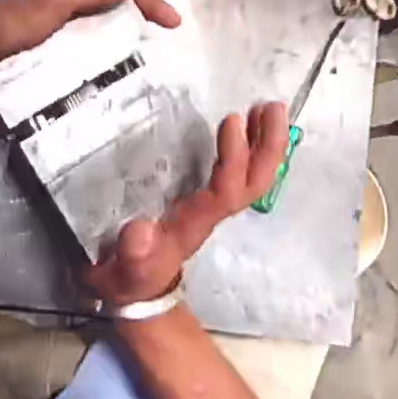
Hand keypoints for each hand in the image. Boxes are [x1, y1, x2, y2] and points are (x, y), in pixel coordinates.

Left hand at [0, 0, 181, 64]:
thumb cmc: (14, 23)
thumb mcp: (58, 1)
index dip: (148, 2)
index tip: (173, 23)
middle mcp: (64, 7)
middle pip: (111, 9)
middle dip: (139, 21)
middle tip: (162, 45)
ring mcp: (53, 31)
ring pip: (98, 31)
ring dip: (122, 43)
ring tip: (142, 65)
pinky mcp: (44, 53)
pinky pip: (82, 52)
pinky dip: (100, 58)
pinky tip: (107, 75)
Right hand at [85, 100, 289, 303]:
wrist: (140, 291)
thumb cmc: (132, 277)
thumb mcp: (125, 270)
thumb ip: (133, 255)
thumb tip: (140, 233)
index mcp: (195, 222)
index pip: (226, 189)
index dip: (235, 157)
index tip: (232, 120)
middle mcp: (212, 212)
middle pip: (254, 181)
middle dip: (268, 146)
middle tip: (271, 107)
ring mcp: (213, 207)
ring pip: (253, 176)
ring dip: (265, 143)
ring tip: (266, 109)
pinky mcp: (208, 201)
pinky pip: (240, 173)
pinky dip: (250, 149)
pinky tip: (246, 128)